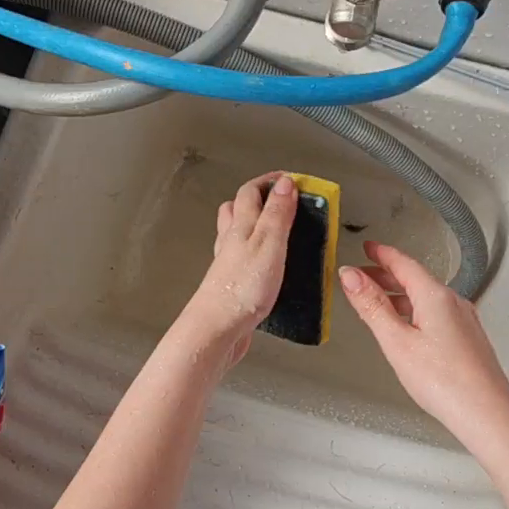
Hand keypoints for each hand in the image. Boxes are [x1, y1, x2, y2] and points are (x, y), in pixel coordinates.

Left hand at [174, 172, 297, 365]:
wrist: (216, 329)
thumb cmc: (242, 288)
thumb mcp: (269, 244)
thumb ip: (277, 213)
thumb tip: (285, 183)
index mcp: (240, 226)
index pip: (250, 191)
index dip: (270, 181)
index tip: (291, 179)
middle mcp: (231, 240)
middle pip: (238, 209)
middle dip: (259, 198)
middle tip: (282, 198)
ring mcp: (229, 263)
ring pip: (237, 233)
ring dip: (253, 223)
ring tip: (275, 226)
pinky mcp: (232, 284)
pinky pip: (242, 259)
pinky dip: (254, 253)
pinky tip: (267, 264)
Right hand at [339, 241, 508, 436]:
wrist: (488, 416)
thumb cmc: (446, 382)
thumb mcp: (396, 341)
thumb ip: (371, 306)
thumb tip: (351, 275)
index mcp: (436, 296)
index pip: (403, 263)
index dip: (382, 254)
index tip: (368, 247)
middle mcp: (454, 303)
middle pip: (415, 279)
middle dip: (386, 275)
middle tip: (363, 275)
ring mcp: (464, 322)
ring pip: (426, 298)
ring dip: (400, 295)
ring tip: (378, 304)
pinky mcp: (468, 341)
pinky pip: (437, 314)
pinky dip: (415, 311)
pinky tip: (407, 329)